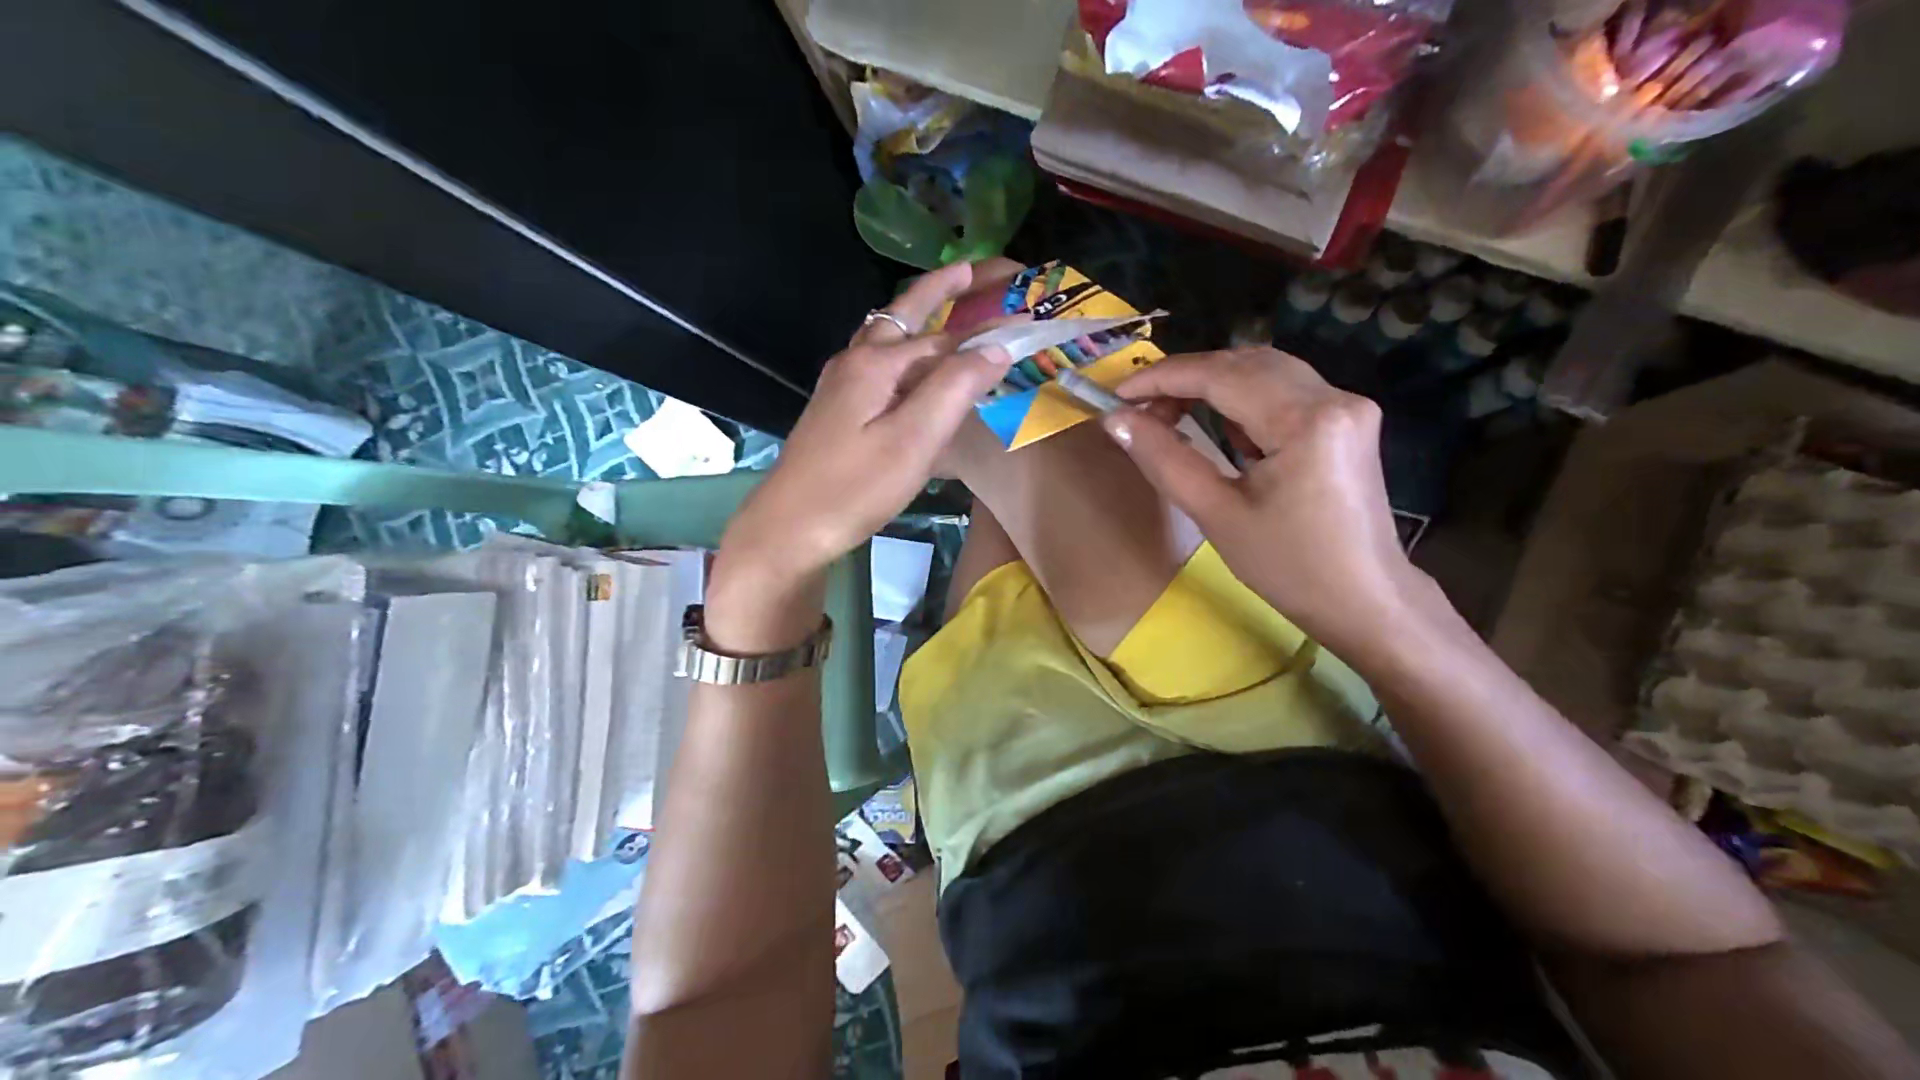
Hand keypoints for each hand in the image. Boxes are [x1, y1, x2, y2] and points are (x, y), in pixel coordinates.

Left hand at [708, 263, 1012, 649]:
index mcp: (877, 363)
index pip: (946, 337)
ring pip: (886, 331)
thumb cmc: (855, 487)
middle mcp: (856, 360)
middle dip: (945, 287)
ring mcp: (842, 382)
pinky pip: (878, 360)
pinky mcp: (837, 407)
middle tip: (980, 268)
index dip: (988, 328)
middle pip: (907, 312)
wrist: (790, 526)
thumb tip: (997, 347)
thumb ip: (955, 388)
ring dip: (918, 310)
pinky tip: (912, 363)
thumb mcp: (914, 440)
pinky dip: (903, 345)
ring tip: (948, 298)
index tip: (1027, 315)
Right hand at [1105, 347, 1429, 654]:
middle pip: (1244, 363)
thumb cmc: (1288, 567)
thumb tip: (1116, 421)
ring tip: (1171, 417)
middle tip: (1141, 411)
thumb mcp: (1216, 514)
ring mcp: (1346, 405)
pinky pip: (1284, 390)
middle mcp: (1333, 397)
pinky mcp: (1347, 420)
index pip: (1221, 375)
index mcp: (1306, 420)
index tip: (1118, 395)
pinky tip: (1219, 429)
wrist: (1365, 600)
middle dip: (1186, 378)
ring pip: (1264, 370)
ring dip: (1212, 385)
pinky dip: (1241, 398)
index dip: (1163, 378)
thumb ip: (1164, 459)